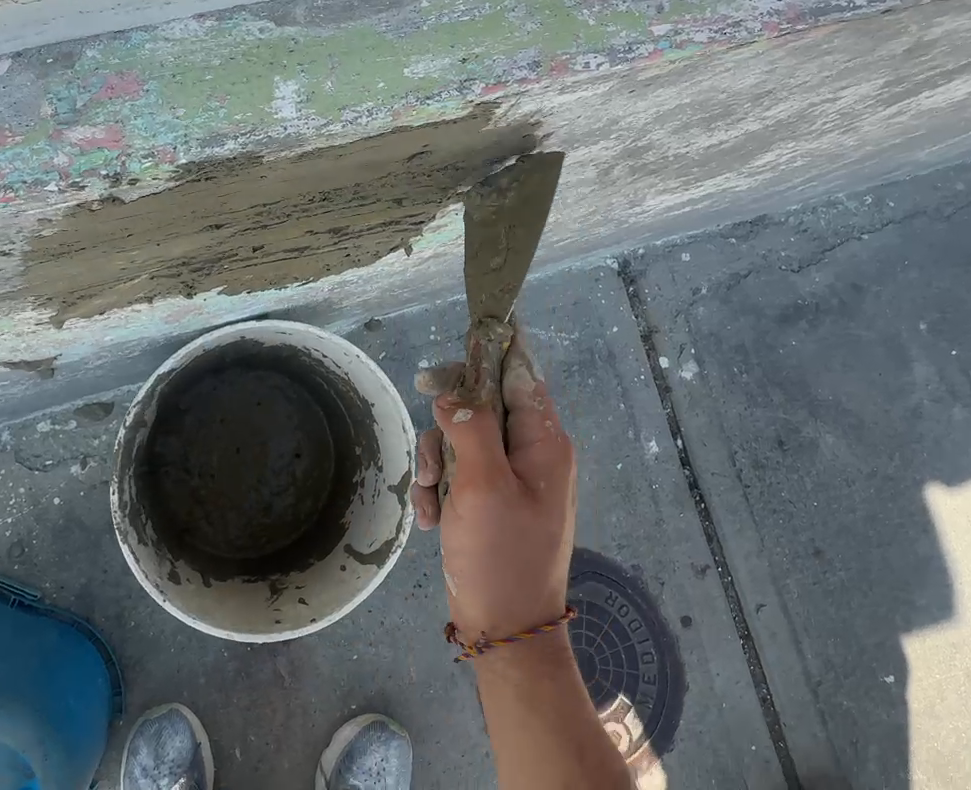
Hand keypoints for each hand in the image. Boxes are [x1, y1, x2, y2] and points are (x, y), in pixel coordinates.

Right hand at [411, 328, 577, 640]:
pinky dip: (438, 490)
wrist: (504, 628)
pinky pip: (457, 473)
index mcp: (543, 442)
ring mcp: (510, 478)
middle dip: (447, 425)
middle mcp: (531, 453)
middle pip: (481, 404)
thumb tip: (454, 392)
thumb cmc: (500, 555)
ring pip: (461, 438)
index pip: (520, 373)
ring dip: (436, 463)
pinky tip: (430, 519)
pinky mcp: (490, 500)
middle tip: (426, 436)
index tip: (460, 341)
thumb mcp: (482, 486)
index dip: (488, 353)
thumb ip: (469, 427)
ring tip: (429, 499)